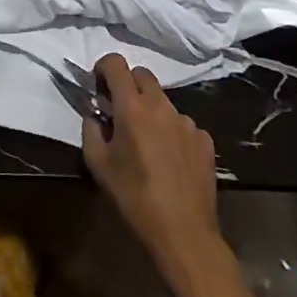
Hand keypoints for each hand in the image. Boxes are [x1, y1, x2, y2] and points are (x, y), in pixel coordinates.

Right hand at [81, 54, 226, 286]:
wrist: (182, 232)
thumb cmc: (133, 198)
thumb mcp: (97, 165)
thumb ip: (91, 130)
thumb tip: (94, 113)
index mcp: (132, 108)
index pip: (117, 64)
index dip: (104, 66)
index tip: (98, 83)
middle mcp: (162, 107)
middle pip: (143, 75)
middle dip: (128, 84)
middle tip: (119, 111)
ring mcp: (187, 122)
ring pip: (163, 102)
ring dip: (150, 111)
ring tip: (146, 143)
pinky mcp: (205, 140)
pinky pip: (182, 124)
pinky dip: (171, 132)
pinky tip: (168, 159)